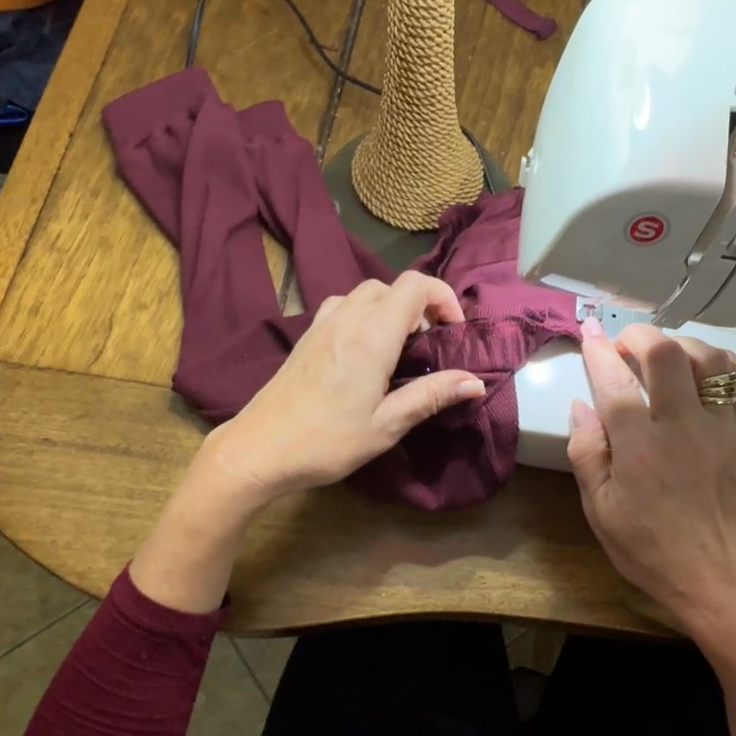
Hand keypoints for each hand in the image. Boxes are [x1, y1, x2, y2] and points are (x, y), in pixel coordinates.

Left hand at [199, 271, 486, 505]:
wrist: (259, 449)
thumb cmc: (327, 442)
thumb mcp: (387, 425)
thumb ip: (431, 395)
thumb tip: (475, 381)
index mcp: (372, 335)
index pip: (416, 286)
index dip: (443, 298)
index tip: (454, 333)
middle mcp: (347, 317)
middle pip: (392, 285)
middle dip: (420, 306)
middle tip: (430, 346)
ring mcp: (322, 323)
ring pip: (366, 293)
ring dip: (392, 309)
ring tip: (401, 348)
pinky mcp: (306, 336)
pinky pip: (343, 306)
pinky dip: (365, 314)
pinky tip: (366, 351)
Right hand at [566, 319, 735, 626]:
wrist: (712, 572)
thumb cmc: (646, 545)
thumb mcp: (598, 508)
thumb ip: (587, 453)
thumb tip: (581, 406)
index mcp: (640, 447)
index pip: (615, 383)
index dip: (598, 352)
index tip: (588, 334)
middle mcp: (682, 426)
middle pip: (665, 354)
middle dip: (639, 335)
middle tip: (622, 343)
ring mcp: (719, 426)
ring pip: (708, 359)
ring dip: (680, 343)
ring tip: (660, 352)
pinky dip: (724, 362)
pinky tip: (703, 367)